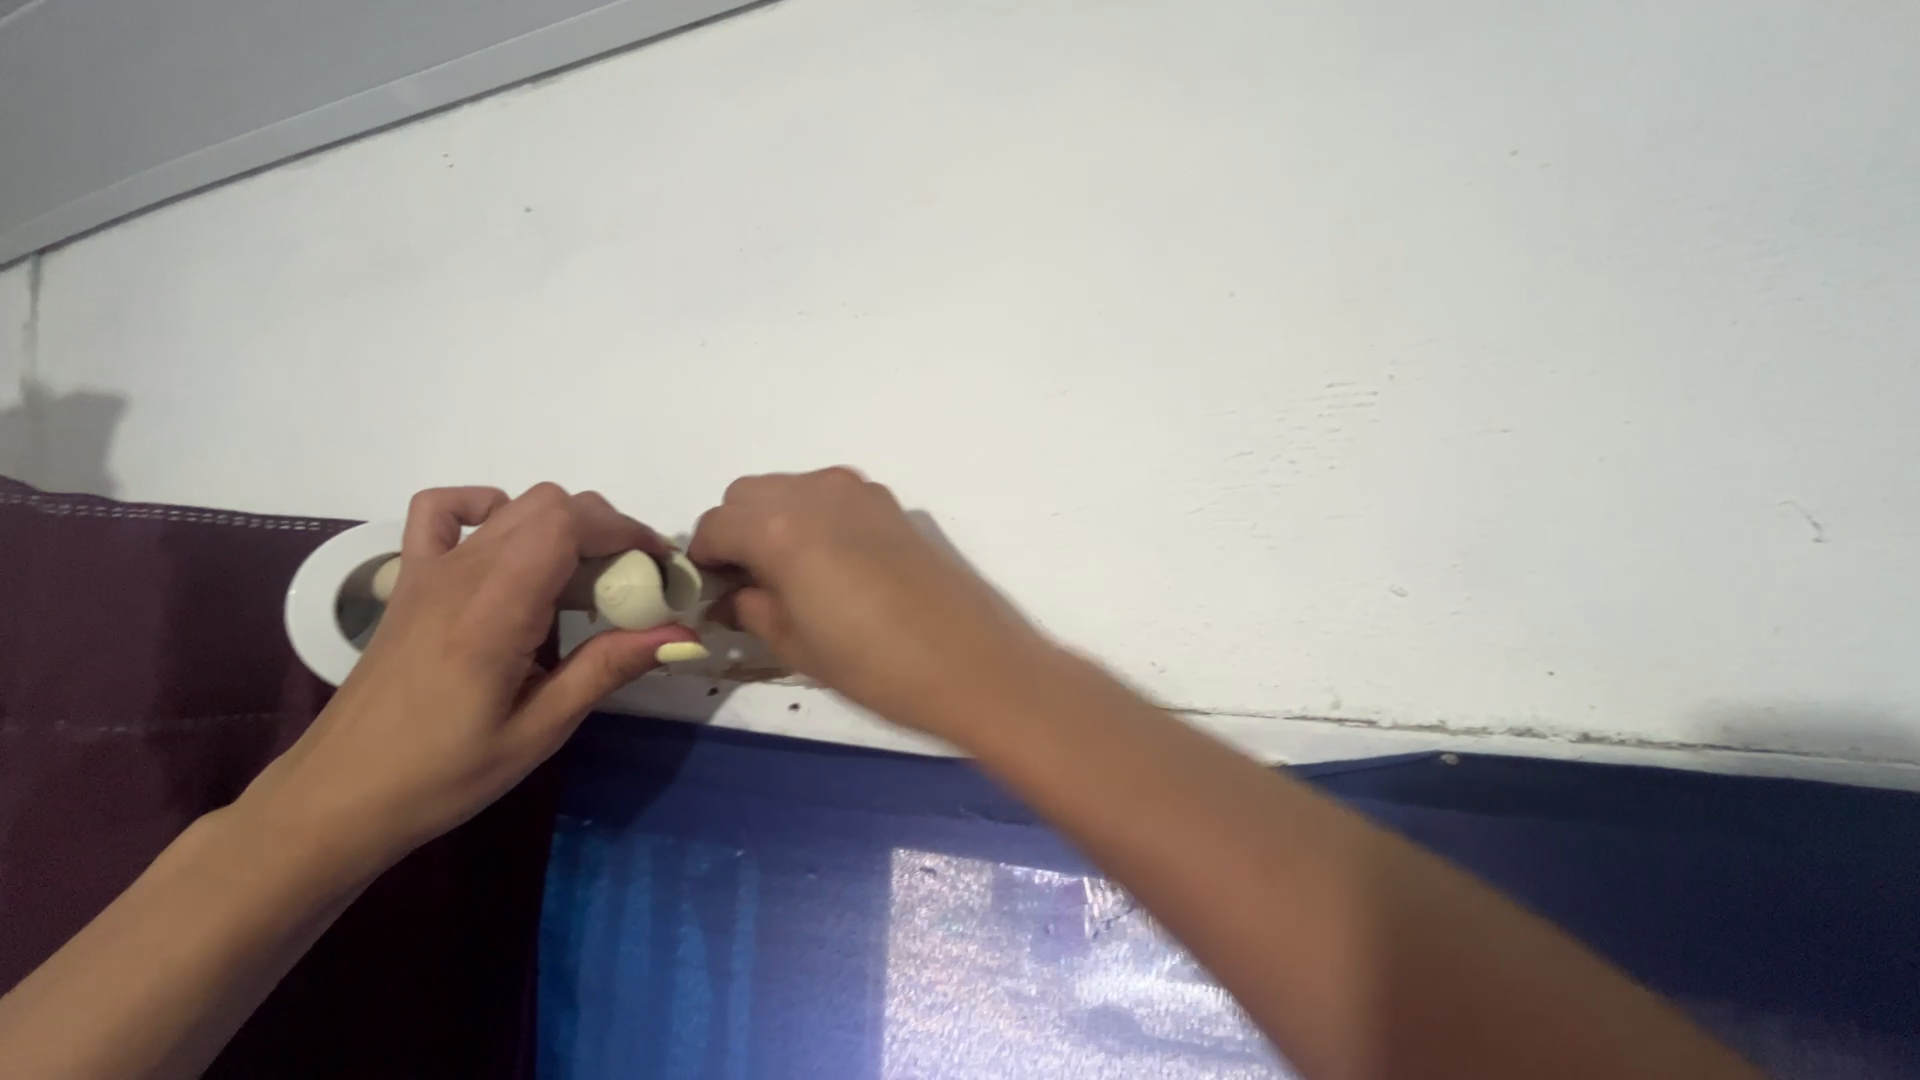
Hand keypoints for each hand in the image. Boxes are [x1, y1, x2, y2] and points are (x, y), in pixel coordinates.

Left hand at [242, 484, 700, 865]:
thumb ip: (609, 668)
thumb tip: (683, 634)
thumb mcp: (540, 729)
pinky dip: (485, 508)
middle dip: (607, 531)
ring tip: (588, 578)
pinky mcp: (410, 582)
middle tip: (634, 584)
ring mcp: (429, 572)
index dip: (626, 531)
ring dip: (565, 526)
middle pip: (550, 504)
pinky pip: (441, 512)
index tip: (661, 569)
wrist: (338, 798)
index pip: (569, 523)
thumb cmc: (444, 773)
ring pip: (514, 506)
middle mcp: (461, 573)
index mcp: (495, 609)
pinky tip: (509, 544)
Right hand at [689, 468, 1050, 732]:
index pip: (714, 524)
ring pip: (792, 489)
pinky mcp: (894, 506)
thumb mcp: (797, 645)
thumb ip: (752, 608)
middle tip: (749, 583)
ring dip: (775, 520)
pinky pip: (833, 498)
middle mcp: (817, 492)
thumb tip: (731, 596)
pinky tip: (833, 566)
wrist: (975, 663)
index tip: (712, 592)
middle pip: (749, 495)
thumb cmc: (876, 666)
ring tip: (790, 575)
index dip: (704, 559)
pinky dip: (815, 519)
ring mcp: (861, 493)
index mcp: (780, 526)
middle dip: (736, 532)